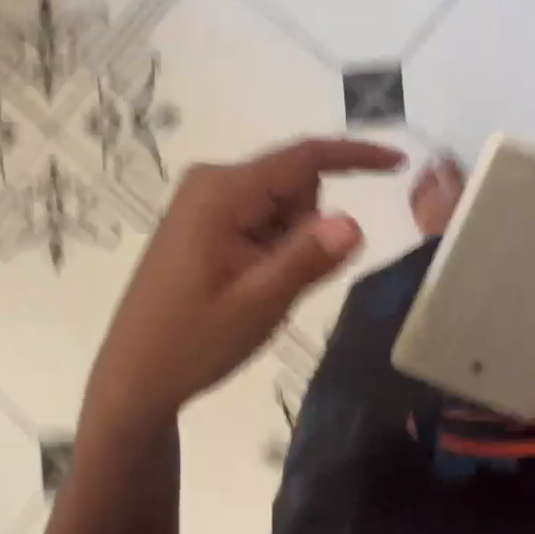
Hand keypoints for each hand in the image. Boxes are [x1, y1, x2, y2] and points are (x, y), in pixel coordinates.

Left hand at [88, 138, 404, 419]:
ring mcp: (204, 199)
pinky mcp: (203, 219)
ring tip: (258, 288)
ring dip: (290, 241)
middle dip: (307, 225)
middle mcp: (212, 181)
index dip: (355, 156)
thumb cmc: (193, 342)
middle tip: (279, 280)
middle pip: (295, 182)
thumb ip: (308, 259)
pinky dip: (273, 246)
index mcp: (222, 191)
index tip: (399, 163)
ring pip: (283, 202)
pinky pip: (262, 216)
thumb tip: (353, 222)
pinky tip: (247, 284)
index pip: (303, 157)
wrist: (135, 378)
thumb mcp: (260, 304)